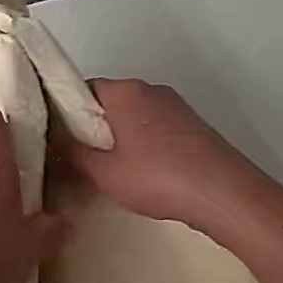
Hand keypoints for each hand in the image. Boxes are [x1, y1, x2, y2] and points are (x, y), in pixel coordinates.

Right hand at [57, 78, 273, 229]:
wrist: (225, 194)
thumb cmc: (158, 177)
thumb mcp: (103, 172)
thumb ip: (74, 154)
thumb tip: (57, 143)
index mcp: (124, 91)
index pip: (82, 88)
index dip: (66, 111)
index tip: (59, 137)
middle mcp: (150, 89)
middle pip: (108, 100)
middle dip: (93, 125)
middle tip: (82, 156)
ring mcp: (175, 106)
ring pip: (133, 115)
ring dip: (119, 135)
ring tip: (113, 168)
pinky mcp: (193, 125)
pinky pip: (154, 126)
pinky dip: (143, 142)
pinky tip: (144, 171)